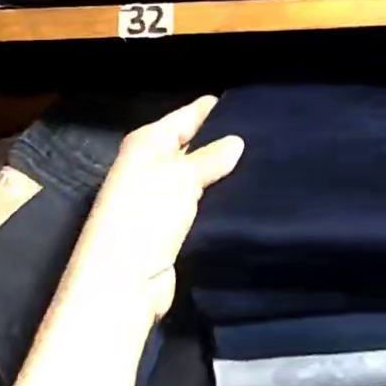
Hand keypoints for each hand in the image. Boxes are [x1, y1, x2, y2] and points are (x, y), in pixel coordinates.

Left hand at [68, 96, 243, 318]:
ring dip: (222, 171)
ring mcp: (158, 196)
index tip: (247, 102)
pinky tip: (244, 192)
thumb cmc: (146, 216)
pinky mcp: (168, 224)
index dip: (213, 108)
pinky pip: (199, 201)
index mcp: (146, 142)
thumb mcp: (182, 177)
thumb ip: (212, 157)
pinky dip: (217, 197)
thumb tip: (237, 140)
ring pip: (198, 174)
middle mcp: (149, 164)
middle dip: (222, 139)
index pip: (185, 116)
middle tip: (264, 132)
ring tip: (263, 159)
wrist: (121, 283)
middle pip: (191, 143)